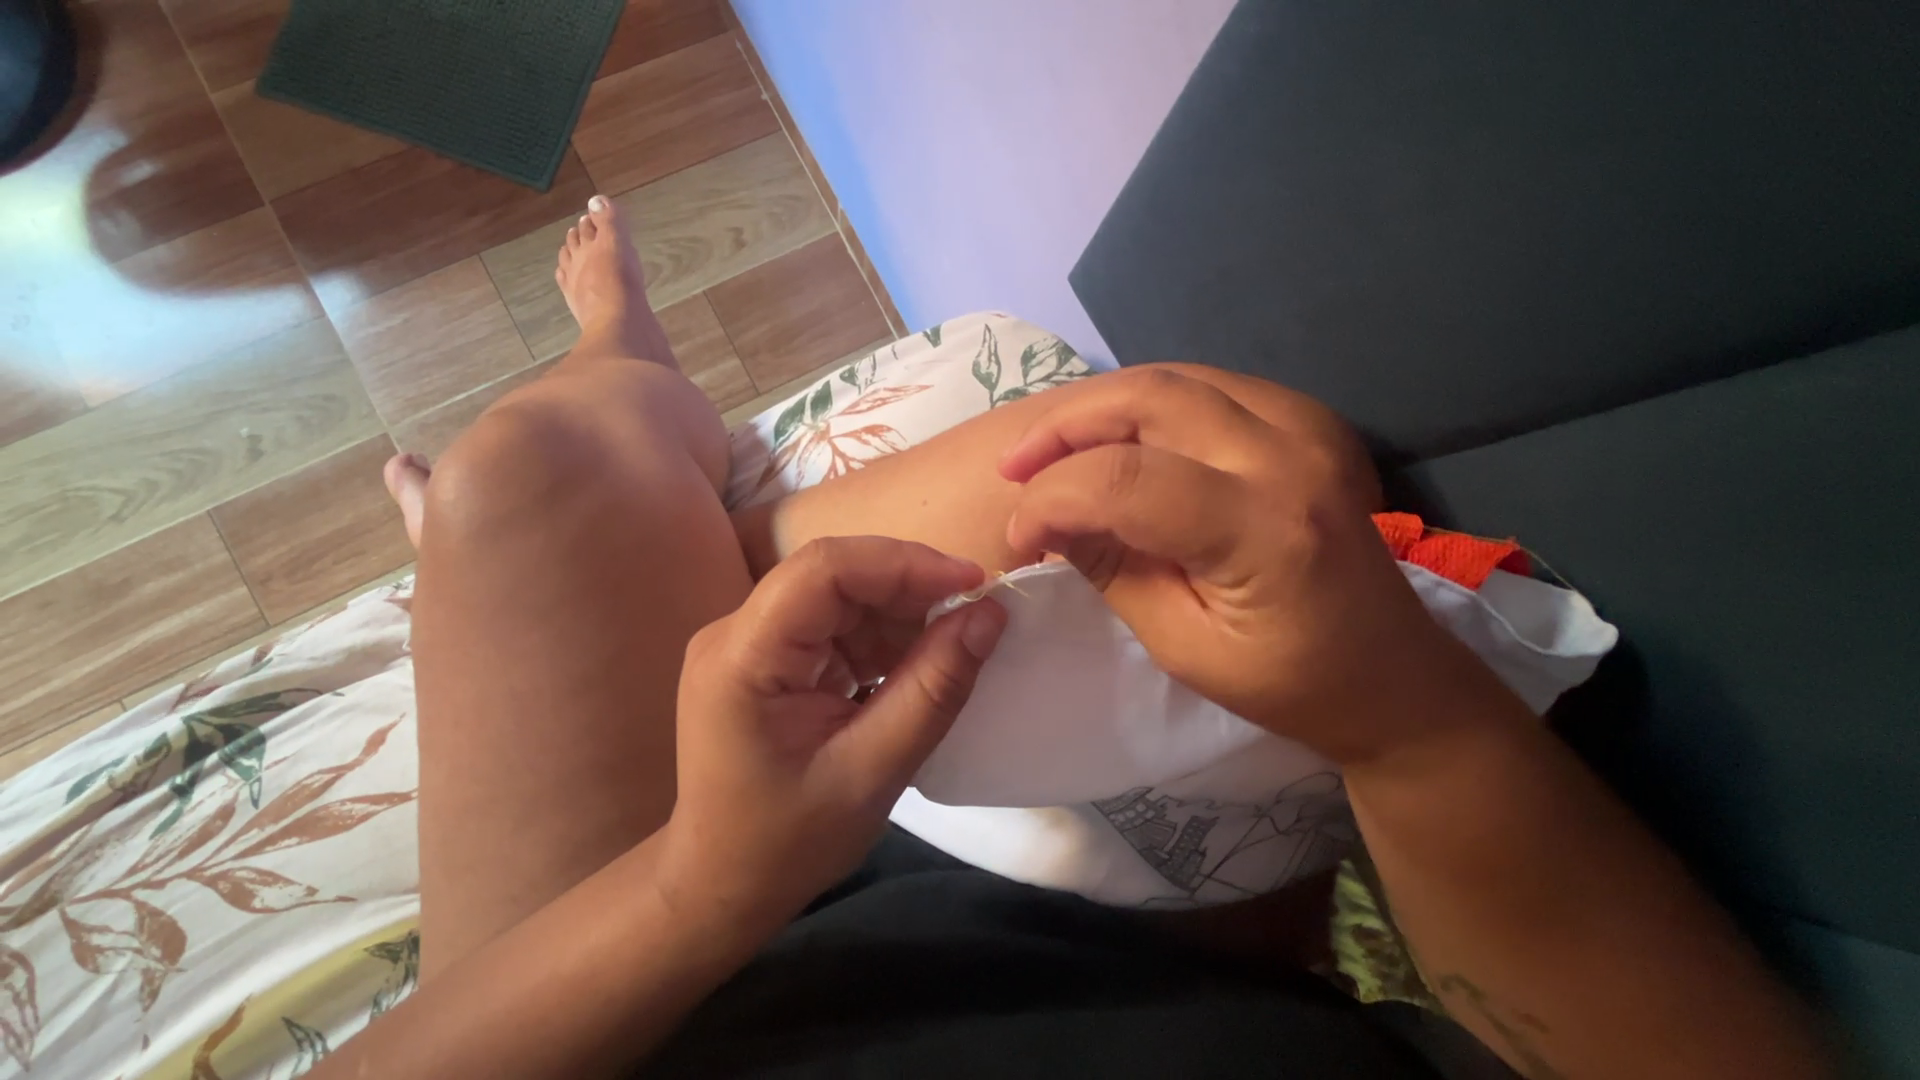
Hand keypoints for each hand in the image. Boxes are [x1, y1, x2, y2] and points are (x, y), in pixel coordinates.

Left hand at [657, 536, 1006, 929]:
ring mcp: (749, 643)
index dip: (903, 563)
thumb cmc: (788, 843)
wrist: (725, 886)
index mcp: (742, 657)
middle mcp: (736, 633)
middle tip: (974, 615)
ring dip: (901, 615)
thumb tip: (988, 616)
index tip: (973, 584)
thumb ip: (932, 691)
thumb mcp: (872, 773)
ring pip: (840, 596)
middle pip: (833, 575)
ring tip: (950, 649)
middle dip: (909, 588)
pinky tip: (915, 666)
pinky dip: (883, 639)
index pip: (823, 570)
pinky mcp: (769, 658)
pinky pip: (835, 625)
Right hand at [1000, 368, 1486, 763]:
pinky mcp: (1308, 419)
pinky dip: (1146, 405)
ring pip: (1173, 378)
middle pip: (1147, 396)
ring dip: (1099, 407)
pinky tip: (1117, 440)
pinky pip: (1206, 386)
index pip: (1124, 481)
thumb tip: (1044, 519)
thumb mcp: (1182, 645)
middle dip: (1063, 425)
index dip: (1050, 499)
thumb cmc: (1288, 682)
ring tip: (1051, 451)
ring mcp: (1306, 425)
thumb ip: (1112, 569)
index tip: (1018, 537)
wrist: (1393, 675)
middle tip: (1015, 466)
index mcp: (1262, 528)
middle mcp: (1288, 454)